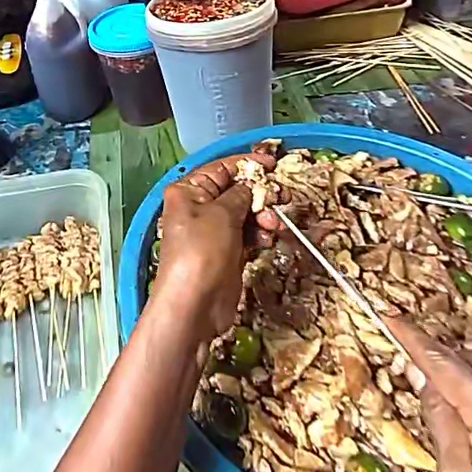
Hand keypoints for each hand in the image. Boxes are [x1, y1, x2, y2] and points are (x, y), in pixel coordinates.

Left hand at [152, 153, 275, 340]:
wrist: (194, 306)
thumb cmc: (202, 251)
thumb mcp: (222, 214)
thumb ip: (240, 194)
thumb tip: (251, 184)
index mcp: (189, 191)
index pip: (222, 168)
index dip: (248, 164)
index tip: (272, 165)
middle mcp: (199, 207)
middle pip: (236, 191)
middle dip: (260, 194)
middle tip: (282, 198)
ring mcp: (213, 231)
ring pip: (245, 213)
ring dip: (263, 216)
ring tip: (274, 225)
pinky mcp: (227, 252)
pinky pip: (248, 234)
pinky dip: (260, 234)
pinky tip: (268, 240)